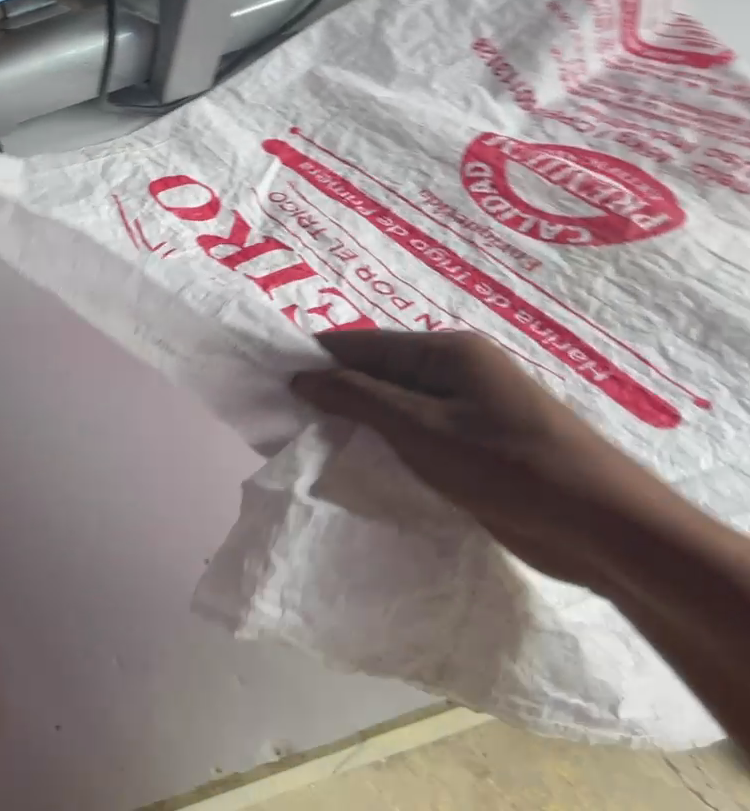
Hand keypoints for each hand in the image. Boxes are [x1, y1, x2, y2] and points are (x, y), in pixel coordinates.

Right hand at [290, 330, 673, 590]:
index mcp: (446, 351)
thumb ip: (354, 396)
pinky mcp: (471, 441)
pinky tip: (351, 454)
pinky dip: (378, 437)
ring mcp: (466, 406)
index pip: (357, 343)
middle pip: (371, 369)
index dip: (310, 358)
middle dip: (327, 389)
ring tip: (304, 435)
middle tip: (278, 413)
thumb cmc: (509, 467)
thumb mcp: (419, 428)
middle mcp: (455, 369)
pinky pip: (409, 427)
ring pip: (388, 401)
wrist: (607, 530)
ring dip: (352, 416)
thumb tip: (298, 377)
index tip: (265, 379)